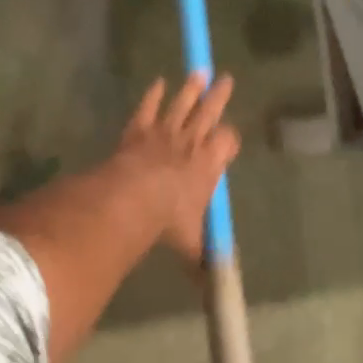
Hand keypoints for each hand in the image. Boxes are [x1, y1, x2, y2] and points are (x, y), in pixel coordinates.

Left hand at [114, 72, 240, 264]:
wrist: (134, 198)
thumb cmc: (168, 221)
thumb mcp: (191, 245)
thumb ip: (202, 262)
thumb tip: (213, 290)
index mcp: (208, 167)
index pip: (226, 143)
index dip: (228, 139)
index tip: (228, 136)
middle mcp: (190, 144)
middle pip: (209, 114)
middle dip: (218, 98)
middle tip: (226, 79)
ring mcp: (164, 133)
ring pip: (182, 105)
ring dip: (190, 89)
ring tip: (200, 72)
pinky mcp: (139, 129)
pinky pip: (148, 108)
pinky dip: (153, 95)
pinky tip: (157, 83)